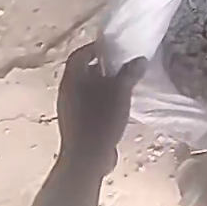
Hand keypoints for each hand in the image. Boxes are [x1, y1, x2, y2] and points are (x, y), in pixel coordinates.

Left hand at [56, 42, 146, 173]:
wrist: (87, 157)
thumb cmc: (101, 119)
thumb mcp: (120, 92)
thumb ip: (130, 73)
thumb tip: (140, 59)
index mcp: (72, 78)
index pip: (79, 54)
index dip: (95, 48)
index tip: (111, 48)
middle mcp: (66, 91)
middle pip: (82, 72)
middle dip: (100, 67)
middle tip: (120, 66)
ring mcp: (69, 109)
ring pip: (85, 90)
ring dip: (101, 86)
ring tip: (121, 87)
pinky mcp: (75, 124)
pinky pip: (87, 105)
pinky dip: (100, 101)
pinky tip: (116, 108)